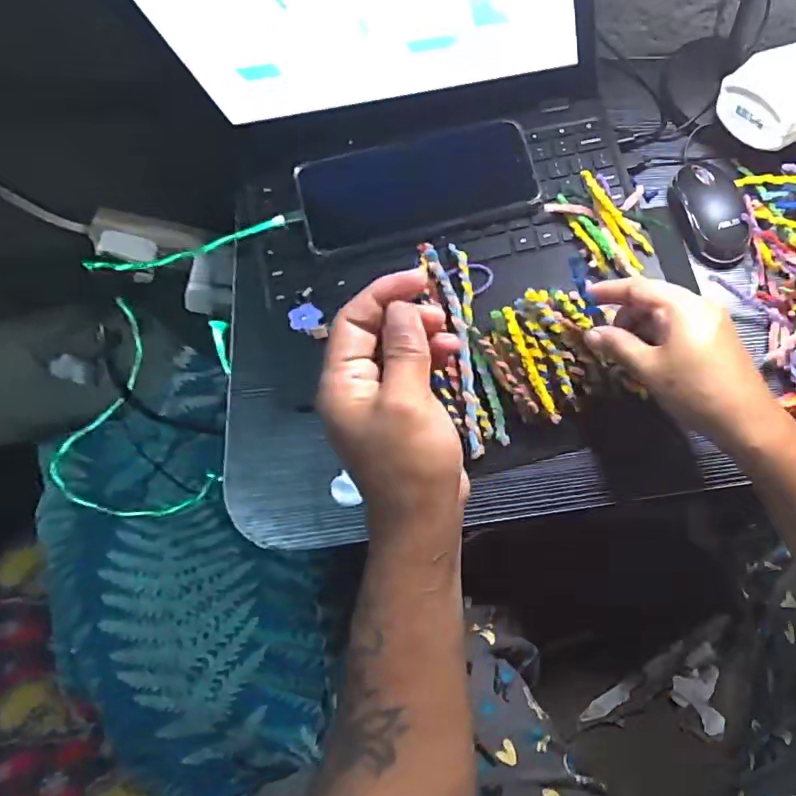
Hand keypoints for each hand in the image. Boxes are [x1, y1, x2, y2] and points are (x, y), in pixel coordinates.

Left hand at [319, 269, 467, 532]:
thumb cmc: (412, 460)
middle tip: (442, 314)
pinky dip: (430, 359)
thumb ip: (405, 349)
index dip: (384, 293)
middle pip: (374, 333)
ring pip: (396, 351)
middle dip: (406, 315)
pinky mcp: (402, 412)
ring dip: (423, 336)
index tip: (420, 278)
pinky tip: (451, 357)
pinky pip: (411, 372)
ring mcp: (378, 401)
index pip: (354, 321)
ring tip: (453, 338)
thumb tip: (403, 308)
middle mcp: (354, 387)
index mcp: (342, 382)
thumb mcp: (408, 400)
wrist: (423, 516)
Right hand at [585, 278, 786, 451]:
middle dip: (627, 315)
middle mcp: (700, 303)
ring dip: (644, 328)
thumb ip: (618, 346)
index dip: (610, 290)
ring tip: (629, 354)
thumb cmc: (694, 390)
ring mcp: (713, 319)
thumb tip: (592, 333)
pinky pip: (683, 326)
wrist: (746, 419)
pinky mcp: (720, 337)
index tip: (587, 297)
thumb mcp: (649, 369)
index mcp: (681, 304)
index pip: (638, 286)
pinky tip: (654, 358)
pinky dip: (662, 335)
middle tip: (608, 340)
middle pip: (654, 298)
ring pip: (668, 314)